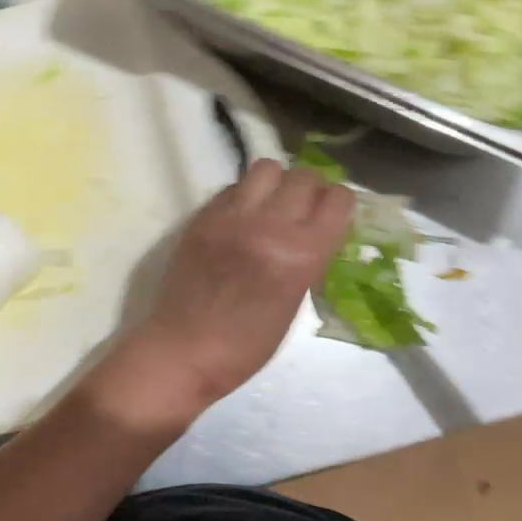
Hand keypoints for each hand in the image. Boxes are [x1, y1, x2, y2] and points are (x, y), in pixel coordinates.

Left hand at [88, 160, 352, 428]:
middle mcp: (269, 226)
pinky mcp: (202, 218)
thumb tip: (314, 233)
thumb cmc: (245, 347)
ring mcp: (231, 218)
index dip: (337, 206)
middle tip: (301, 212)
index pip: (337, 199)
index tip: (331, 218)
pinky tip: (239, 221)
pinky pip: (232, 187)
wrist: (183, 352)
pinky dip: (243, 196)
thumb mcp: (293, 305)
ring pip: (266, 168)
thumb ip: (309, 261)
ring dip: (275, 184)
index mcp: (301, 254)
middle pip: (304, 176)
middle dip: (309, 191)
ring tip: (269, 208)